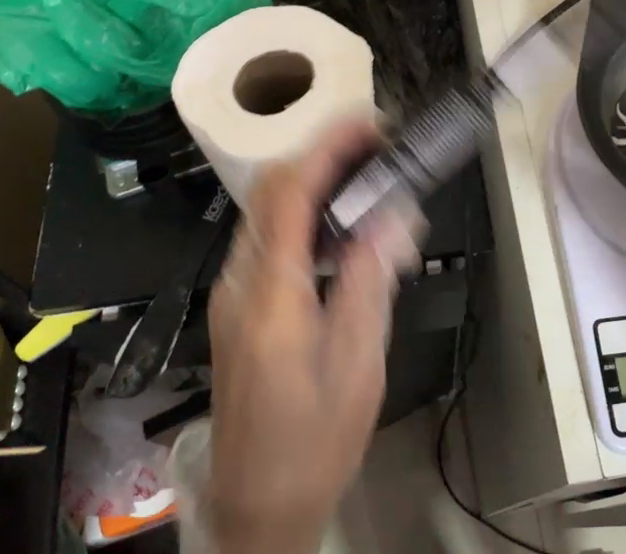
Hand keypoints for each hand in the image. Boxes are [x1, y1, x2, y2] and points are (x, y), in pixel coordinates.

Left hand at [204, 120, 423, 553]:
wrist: (257, 502)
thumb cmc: (316, 441)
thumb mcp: (359, 362)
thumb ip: (370, 278)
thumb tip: (392, 212)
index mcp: (272, 294)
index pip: (290, 192)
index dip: (327, 146)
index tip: (370, 123)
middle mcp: (240, 281)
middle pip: (270, 191)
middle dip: (320, 153)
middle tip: (376, 146)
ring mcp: (232, 293)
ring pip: (266, 211)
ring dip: (312, 180)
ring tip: (367, 177)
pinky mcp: (237, 307)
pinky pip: (267, 239)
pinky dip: (303, 214)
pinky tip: (341, 229)